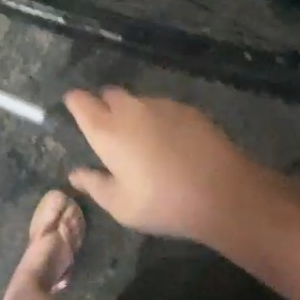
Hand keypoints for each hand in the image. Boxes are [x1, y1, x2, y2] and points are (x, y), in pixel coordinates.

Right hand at [64, 89, 299, 244]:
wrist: (224, 193)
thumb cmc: (163, 203)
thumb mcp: (121, 205)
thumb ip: (94, 185)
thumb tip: (75, 174)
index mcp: (106, 130)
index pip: (79, 100)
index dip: (74, 104)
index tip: (75, 114)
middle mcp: (130, 109)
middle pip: (108, 94)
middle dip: (104, 106)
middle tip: (111, 134)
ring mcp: (161, 105)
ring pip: (137, 101)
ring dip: (134, 114)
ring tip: (145, 143)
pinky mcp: (188, 109)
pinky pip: (163, 108)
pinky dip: (160, 120)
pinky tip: (172, 144)